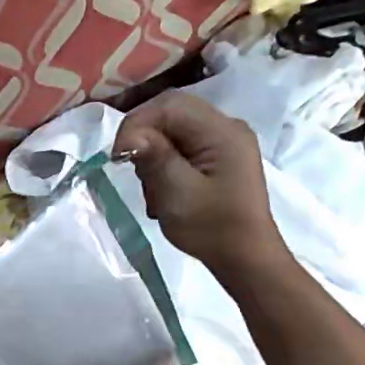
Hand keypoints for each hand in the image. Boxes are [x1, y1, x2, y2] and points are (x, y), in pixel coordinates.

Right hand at [113, 91, 287, 278]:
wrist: (246, 259)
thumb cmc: (213, 228)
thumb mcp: (177, 193)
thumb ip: (154, 158)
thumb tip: (129, 135)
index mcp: (222, 131)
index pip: (169, 105)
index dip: (137, 123)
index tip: (118, 156)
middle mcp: (228, 127)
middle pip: (173, 113)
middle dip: (146, 138)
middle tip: (131, 168)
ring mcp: (228, 142)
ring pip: (177, 130)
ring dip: (155, 154)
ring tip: (153, 190)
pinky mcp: (223, 158)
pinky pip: (187, 146)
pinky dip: (168, 163)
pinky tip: (165, 191)